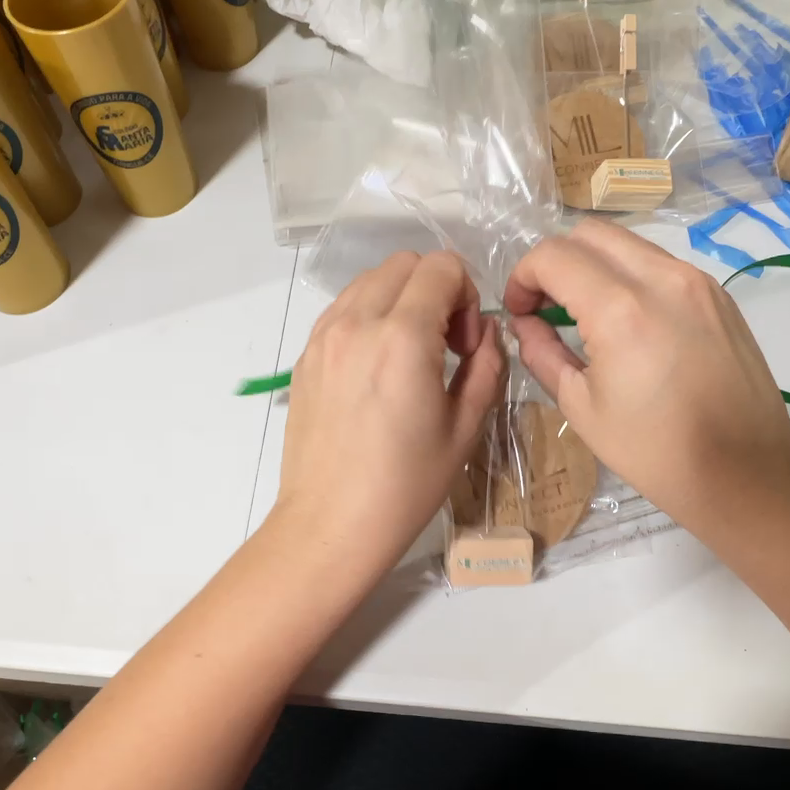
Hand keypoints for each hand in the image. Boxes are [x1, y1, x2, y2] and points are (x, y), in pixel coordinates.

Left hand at [273, 251, 504, 577]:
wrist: (331, 524)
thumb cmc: (405, 486)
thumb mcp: (464, 429)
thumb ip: (485, 366)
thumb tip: (485, 333)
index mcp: (402, 338)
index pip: (440, 268)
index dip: (466, 294)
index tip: (465, 342)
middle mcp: (356, 324)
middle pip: (403, 265)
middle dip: (434, 290)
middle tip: (443, 344)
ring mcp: (322, 338)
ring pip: (368, 282)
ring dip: (399, 300)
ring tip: (409, 355)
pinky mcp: (304, 357)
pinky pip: (341, 311)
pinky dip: (368, 317)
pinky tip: (377, 368)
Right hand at [504, 220, 789, 547]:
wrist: (744, 471)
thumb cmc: (654, 451)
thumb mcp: (581, 407)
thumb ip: (542, 354)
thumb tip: (525, 324)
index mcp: (620, 310)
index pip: (554, 256)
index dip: (523, 277)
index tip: (519, 311)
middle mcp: (662, 279)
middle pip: (590, 233)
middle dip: (555, 261)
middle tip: (545, 305)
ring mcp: (697, 282)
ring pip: (628, 243)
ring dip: (593, 266)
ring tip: (583, 314)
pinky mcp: (718, 295)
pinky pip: (660, 264)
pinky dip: (629, 277)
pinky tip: (627, 324)